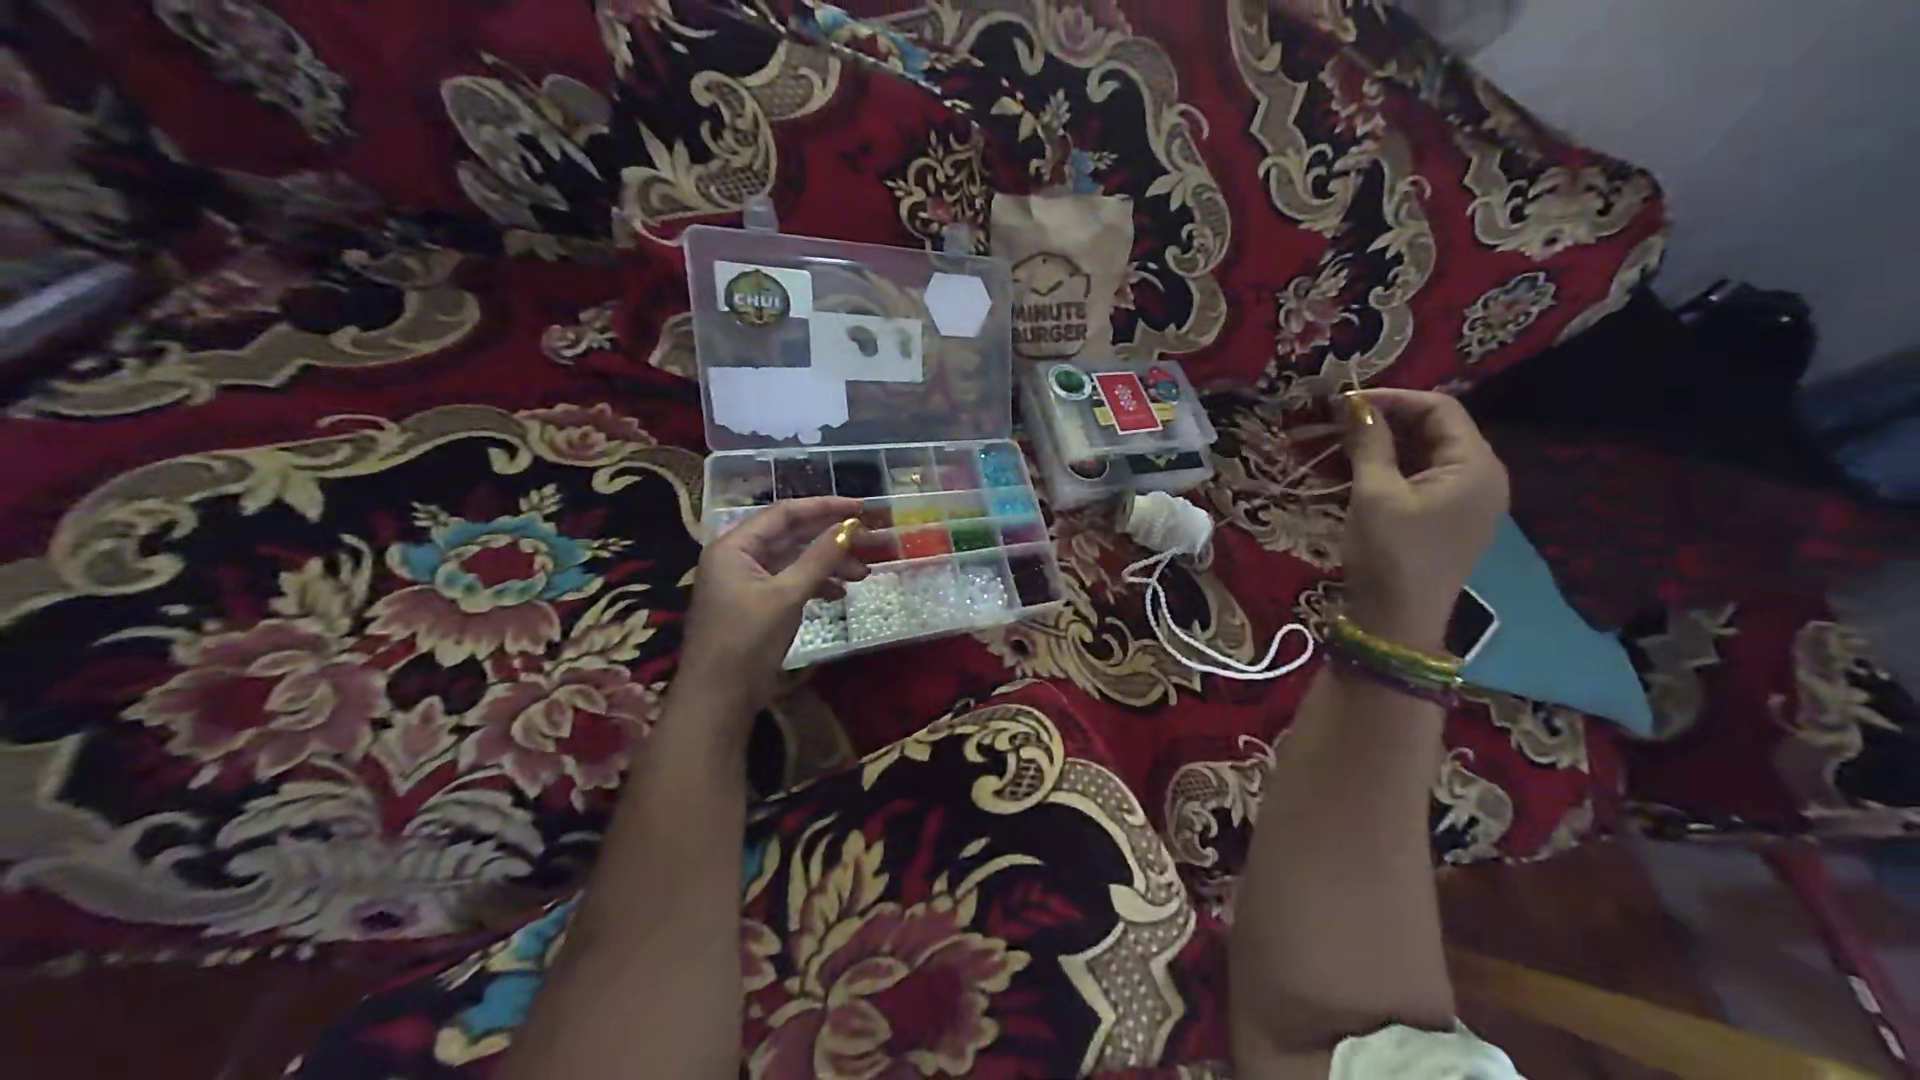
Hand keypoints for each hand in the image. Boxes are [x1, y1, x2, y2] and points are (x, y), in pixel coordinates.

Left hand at [674, 497, 868, 720]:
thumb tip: (849, 527)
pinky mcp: (755, 604)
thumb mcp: (787, 596)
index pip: (784, 514)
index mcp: (734, 546)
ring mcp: (746, 581)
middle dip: (830, 539)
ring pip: (793, 561)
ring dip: (827, 565)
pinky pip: (789, 582)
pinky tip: (839, 593)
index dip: (824, 508)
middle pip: (790, 536)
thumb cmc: (746, 640)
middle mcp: (738, 557)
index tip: (860, 508)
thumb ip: (819, 558)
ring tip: (862, 575)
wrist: (718, 698)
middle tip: (868, 541)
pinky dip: (814, 584)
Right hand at [1339, 389, 1507, 651]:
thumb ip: (1369, 443)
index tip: (1346, 401)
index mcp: (1475, 466)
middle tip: (1338, 422)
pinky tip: (1354, 471)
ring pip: (1424, 457)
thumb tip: (1354, 404)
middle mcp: (1481, 478)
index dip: (1393, 398)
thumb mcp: (1374, 494)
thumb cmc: (1390, 554)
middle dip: (1386, 421)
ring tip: (1339, 444)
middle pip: (1436, 431)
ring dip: (1384, 446)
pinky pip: (1420, 481)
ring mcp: (1465, 502)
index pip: (1440, 409)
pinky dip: (1389, 470)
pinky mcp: (1445, 522)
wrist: (1396, 622)